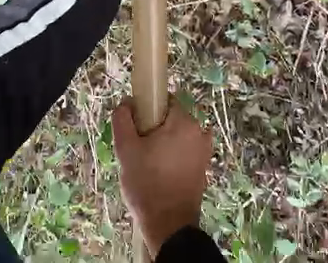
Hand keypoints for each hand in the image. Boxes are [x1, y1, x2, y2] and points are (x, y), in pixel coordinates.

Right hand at [112, 98, 211, 252]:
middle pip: (170, 118)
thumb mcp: (126, 149)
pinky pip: (184, 152)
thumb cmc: (147, 184)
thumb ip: (123, 119)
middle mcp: (199, 132)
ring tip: (147, 165)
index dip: (146, 111)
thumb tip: (126, 104)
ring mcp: (204, 151)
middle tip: (138, 150)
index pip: (163, 100)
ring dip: (163, 144)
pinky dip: (173, 157)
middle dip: (154, 129)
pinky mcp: (204, 168)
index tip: (136, 129)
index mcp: (184, 121)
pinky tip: (160, 174)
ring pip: (176, 136)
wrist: (168, 227)